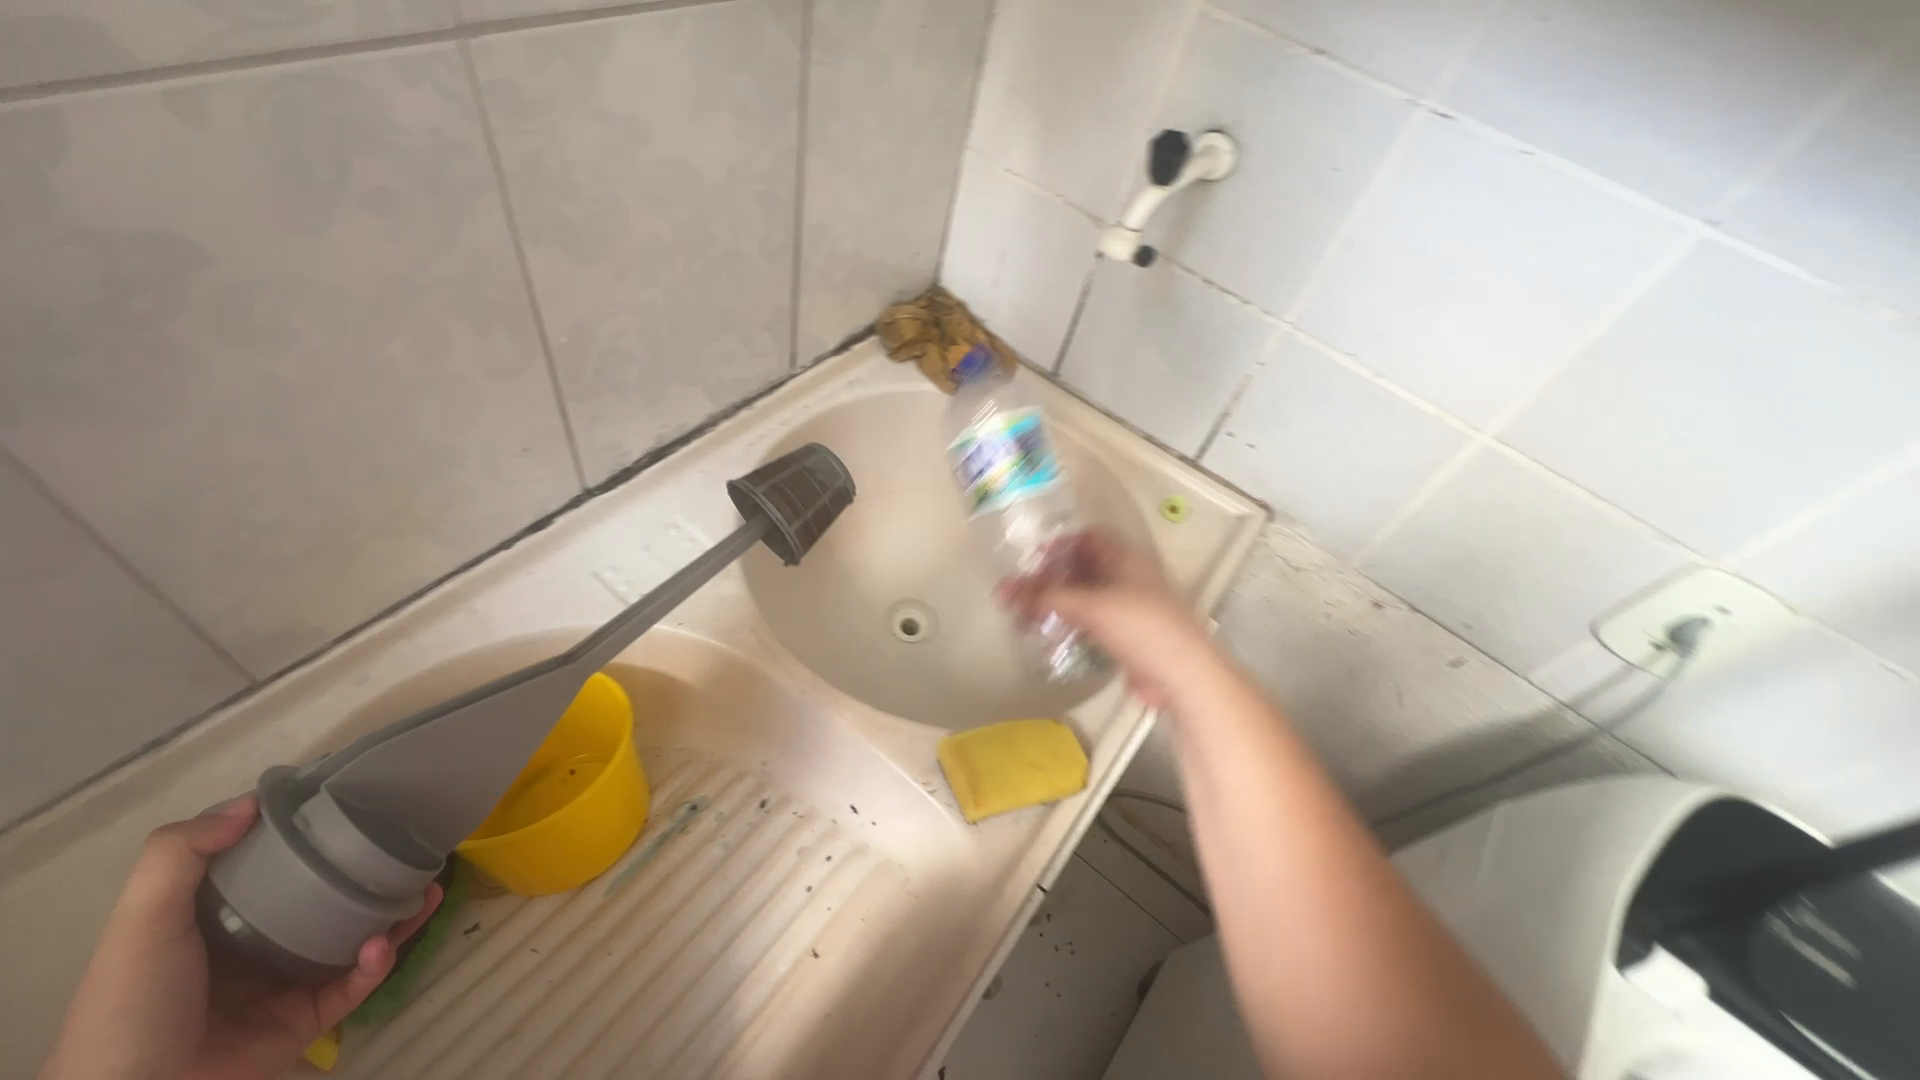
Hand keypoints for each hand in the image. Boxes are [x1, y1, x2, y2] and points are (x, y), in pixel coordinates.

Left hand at [41, 795, 441, 1079]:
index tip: (352, 809)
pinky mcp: (308, 1021)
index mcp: (218, 922)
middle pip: (327, 901)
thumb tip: (254, 800)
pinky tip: (382, 945)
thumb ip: (179, 856)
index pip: (274, 869)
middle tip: (410, 851)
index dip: (312, 839)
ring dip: (395, 916)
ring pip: (355, 940)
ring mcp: (286, 986)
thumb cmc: (129, 1006)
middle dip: (372, 876)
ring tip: (428, 890)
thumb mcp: (140, 923)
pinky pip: (354, 985)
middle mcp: (258, 948)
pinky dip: (377, 964)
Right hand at [998, 529, 1215, 706]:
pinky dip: (1067, 624)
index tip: (1031, 562)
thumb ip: (1047, 597)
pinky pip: (1089, 622)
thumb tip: (1007, 589)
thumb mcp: (1092, 606)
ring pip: (1083, 597)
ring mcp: (1127, 608)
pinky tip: (1045, 634)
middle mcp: (1127, 578)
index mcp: (1126, 558)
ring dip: (1054, 603)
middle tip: (1018, 593)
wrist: (1182, 674)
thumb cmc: (1142, 628)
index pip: (1087, 538)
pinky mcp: (1124, 636)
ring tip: (1023, 616)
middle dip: (1048, 578)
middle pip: (1081, 568)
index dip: (1058, 546)